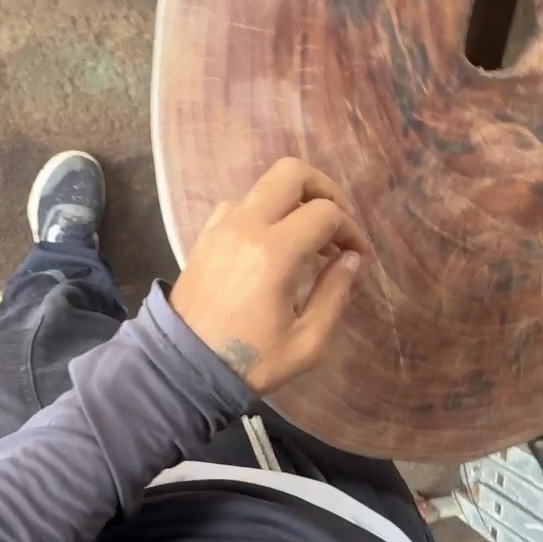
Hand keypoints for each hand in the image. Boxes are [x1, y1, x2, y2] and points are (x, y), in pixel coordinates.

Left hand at [169, 157, 370, 394]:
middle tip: (337, 223)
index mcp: (275, 253)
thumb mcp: (307, 342)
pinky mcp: (205, 236)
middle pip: (291, 172)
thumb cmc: (252, 361)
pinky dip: (263, 213)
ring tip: (307, 239)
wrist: (185, 369)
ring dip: (292, 201)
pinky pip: (239, 204)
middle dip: (325, 190)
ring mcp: (220, 227)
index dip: (351, 229)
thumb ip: (335, 295)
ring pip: (263, 185)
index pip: (325, 213)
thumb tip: (350, 259)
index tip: (357, 255)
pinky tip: (272, 244)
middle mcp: (246, 226)